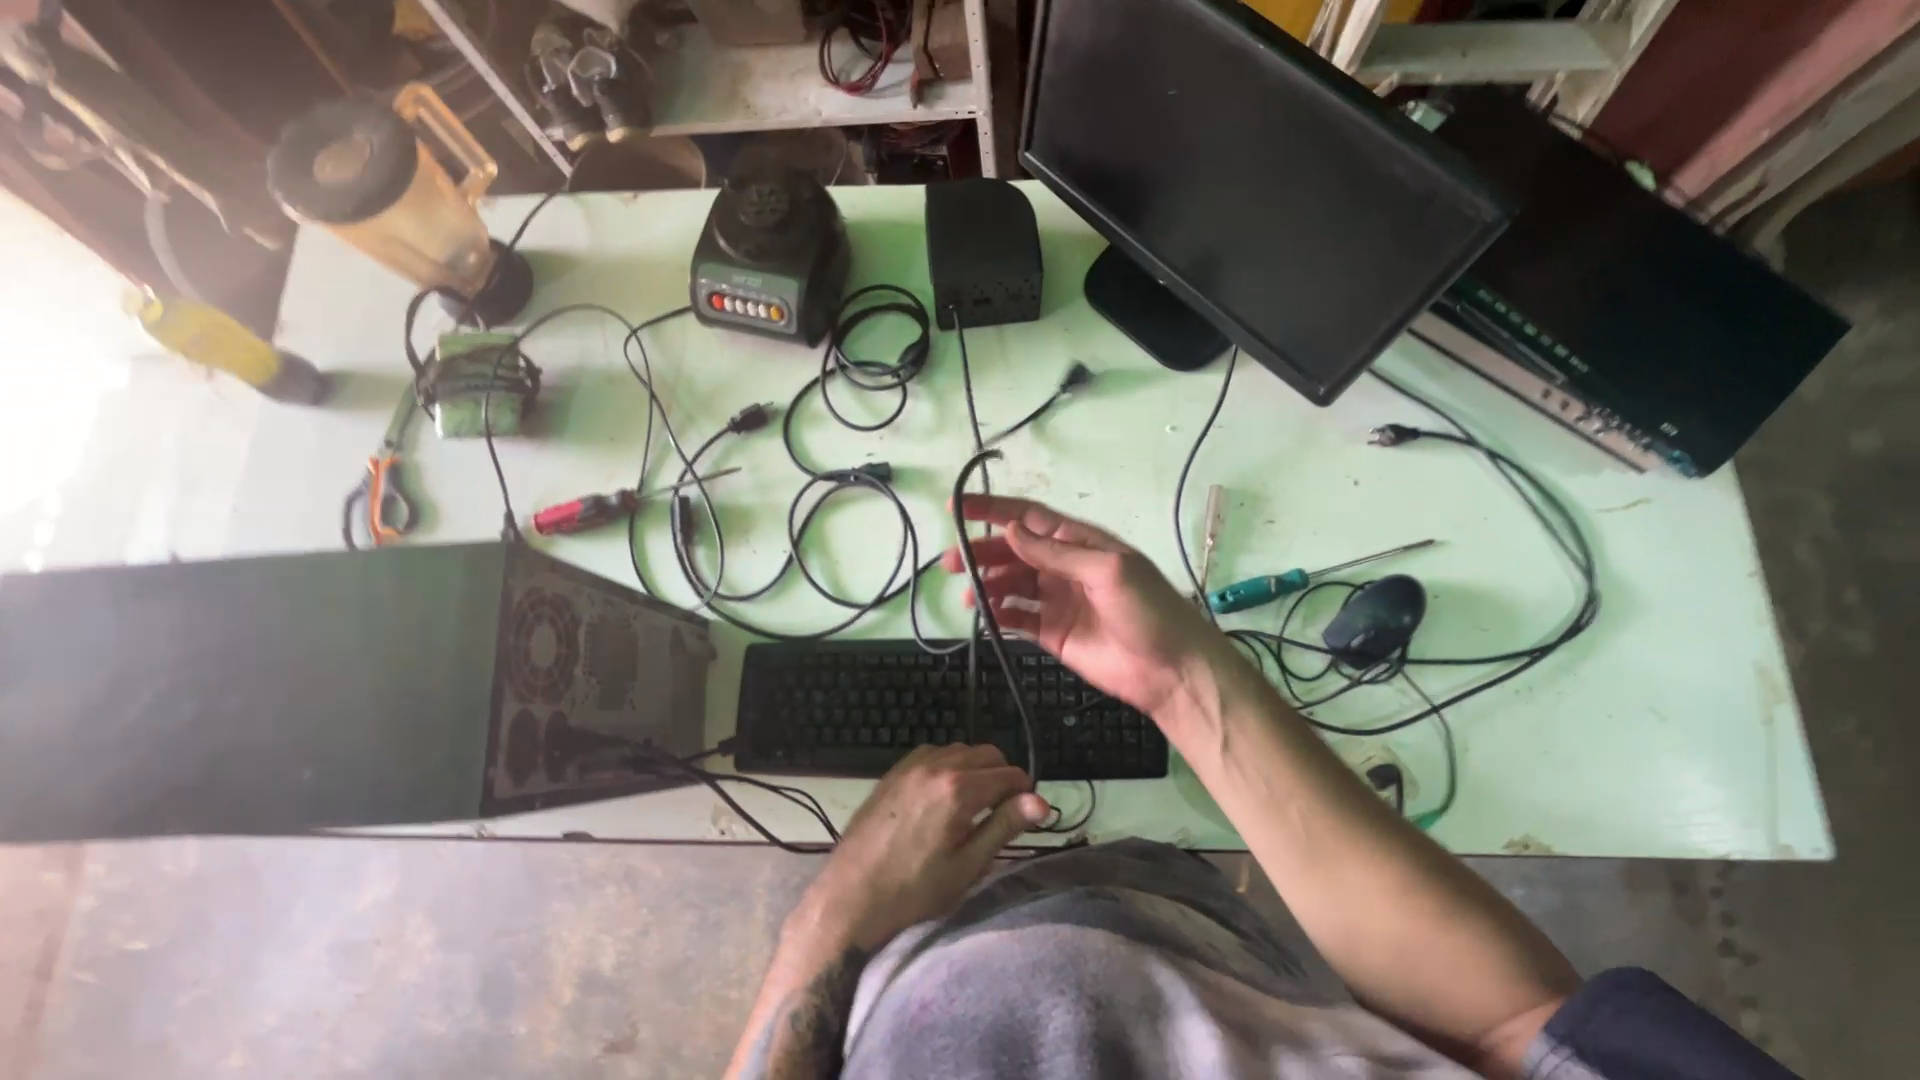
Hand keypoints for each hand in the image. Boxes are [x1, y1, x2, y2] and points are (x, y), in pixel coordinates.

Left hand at [792, 744, 1049, 950]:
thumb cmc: (914, 891)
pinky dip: (948, 766)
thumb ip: (1004, 827)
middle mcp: (936, 766)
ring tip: (973, 807)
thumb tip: (1041, 801)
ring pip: (961, 750)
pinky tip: (944, 797)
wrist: (851, 898)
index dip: (1025, 795)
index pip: (1011, 775)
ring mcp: (911, 765)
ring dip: (976, 769)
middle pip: (988, 754)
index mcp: (958, 789)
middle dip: (1002, 778)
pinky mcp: (893, 772)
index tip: (1025, 817)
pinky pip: (934, 754)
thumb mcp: (968, 866)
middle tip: (1001, 814)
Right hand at [942, 494, 1224, 716]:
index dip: (993, 510)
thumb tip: (1011, 530)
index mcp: (1079, 543)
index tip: (957, 507)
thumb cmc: (1148, 610)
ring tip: (968, 595)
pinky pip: (1017, 618)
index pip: (1028, 518)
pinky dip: (997, 614)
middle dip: (980, 552)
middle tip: (949, 562)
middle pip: (1013, 551)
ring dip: (986, 584)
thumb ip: (1056, 552)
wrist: (1170, 669)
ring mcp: (1056, 601)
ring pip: (1010, 584)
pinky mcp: (1052, 633)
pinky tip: (984, 615)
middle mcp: (1064, 567)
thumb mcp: (1107, 570)